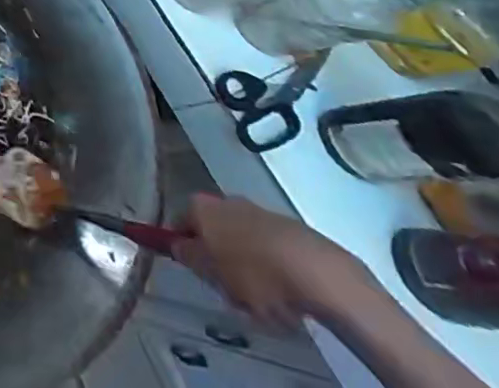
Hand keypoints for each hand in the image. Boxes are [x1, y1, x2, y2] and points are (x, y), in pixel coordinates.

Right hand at [170, 193, 372, 332]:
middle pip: (213, 231)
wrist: (319, 273)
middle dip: (217, 258)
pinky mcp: (291, 229)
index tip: (191, 269)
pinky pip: (270, 250)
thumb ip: (188, 256)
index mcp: (202, 206)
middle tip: (226, 288)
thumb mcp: (211, 272)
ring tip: (259, 298)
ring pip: (242, 241)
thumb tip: (178, 245)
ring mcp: (262, 213)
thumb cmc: (253, 273)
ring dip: (245, 265)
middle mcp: (228, 201)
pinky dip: (271, 268)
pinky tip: (283, 293)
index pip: (180, 221)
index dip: (182, 245)